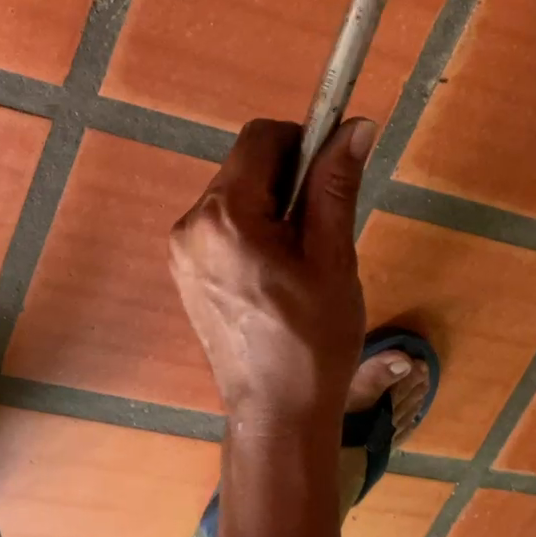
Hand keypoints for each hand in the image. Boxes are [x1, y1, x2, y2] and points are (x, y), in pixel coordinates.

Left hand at [169, 117, 376, 424]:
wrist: (275, 411)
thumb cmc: (313, 337)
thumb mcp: (333, 257)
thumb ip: (335, 184)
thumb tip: (355, 125)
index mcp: (225, 214)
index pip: (260, 137)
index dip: (302, 139)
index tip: (331, 170)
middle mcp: (190, 222)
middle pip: (242, 165)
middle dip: (285, 177)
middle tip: (319, 226)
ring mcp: (180, 248)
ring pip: (230, 194)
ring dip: (267, 204)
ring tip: (298, 255)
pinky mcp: (182, 269)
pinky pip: (217, 224)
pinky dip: (247, 228)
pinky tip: (272, 270)